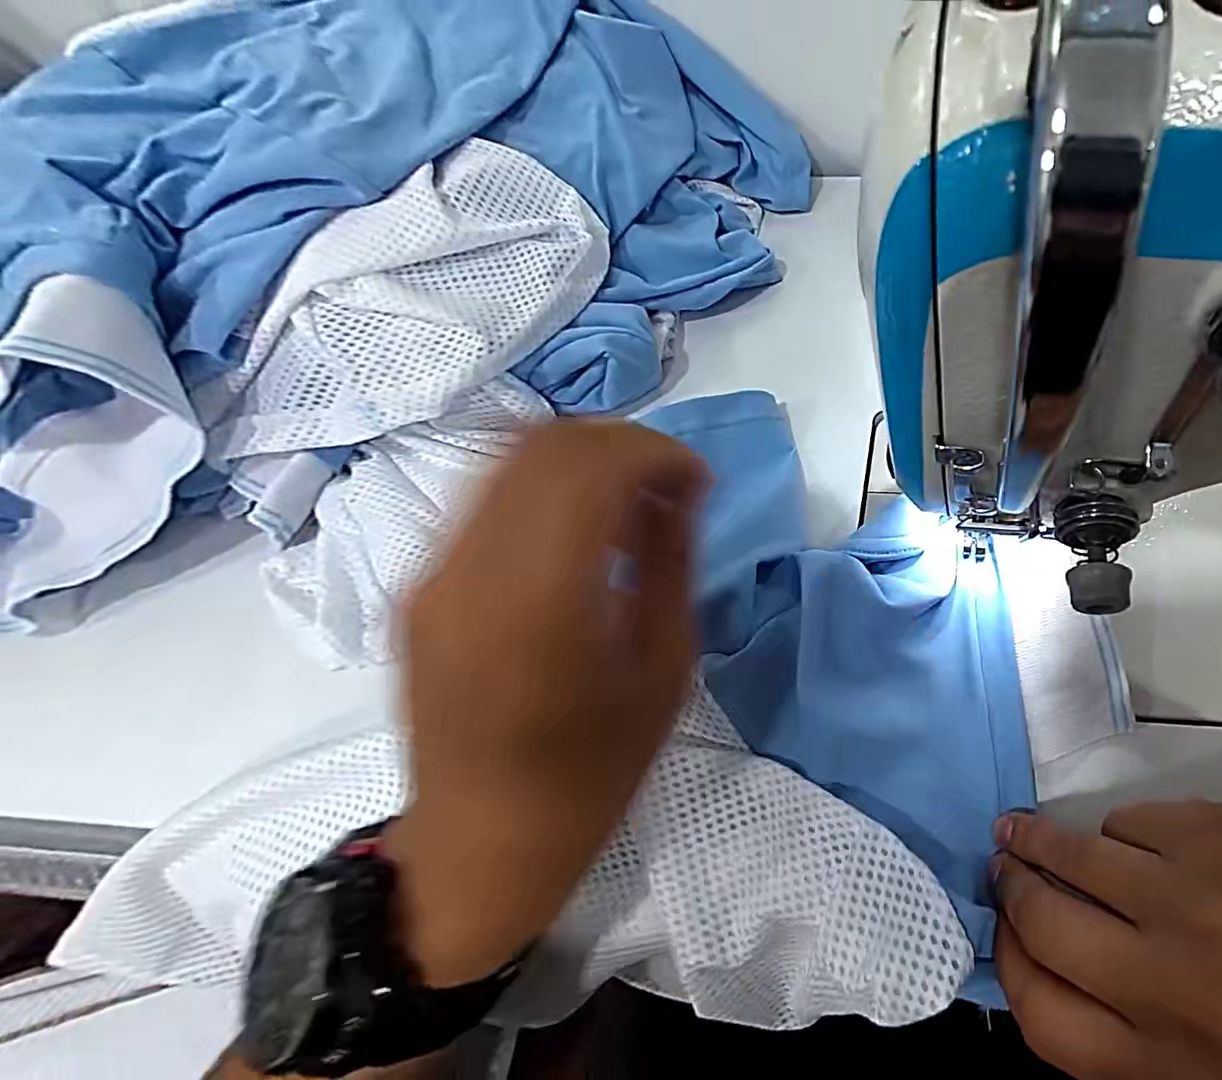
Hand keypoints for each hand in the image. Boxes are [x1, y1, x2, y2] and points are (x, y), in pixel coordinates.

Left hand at [385, 421, 706, 985]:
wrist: (485, 843)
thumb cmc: (597, 768)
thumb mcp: (665, 666)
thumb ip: (671, 563)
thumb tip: (681, 491)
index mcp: (543, 602)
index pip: (591, 467)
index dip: (657, 452)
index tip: (701, 480)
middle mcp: (470, 571)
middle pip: (544, 446)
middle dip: (623, 445)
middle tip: (675, 484)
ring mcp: (431, 576)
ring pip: (508, 460)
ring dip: (584, 460)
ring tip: (636, 502)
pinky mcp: (417, 587)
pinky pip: (486, 500)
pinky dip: (547, 489)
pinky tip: (586, 531)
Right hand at [992, 802, 1221, 1079]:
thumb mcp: (1204, 1057)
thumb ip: (1118, 1021)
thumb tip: (1031, 952)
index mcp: (1168, 1052)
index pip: (1045, 1020)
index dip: (1008, 966)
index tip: (1000, 931)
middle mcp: (1171, 977)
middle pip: (1047, 925)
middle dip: (1011, 889)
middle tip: (1001, 868)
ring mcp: (1188, 894)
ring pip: (1074, 856)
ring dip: (1035, 839)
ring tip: (1017, 829)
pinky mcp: (1204, 831)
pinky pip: (1123, 822)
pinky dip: (1114, 832)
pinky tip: (1128, 841)